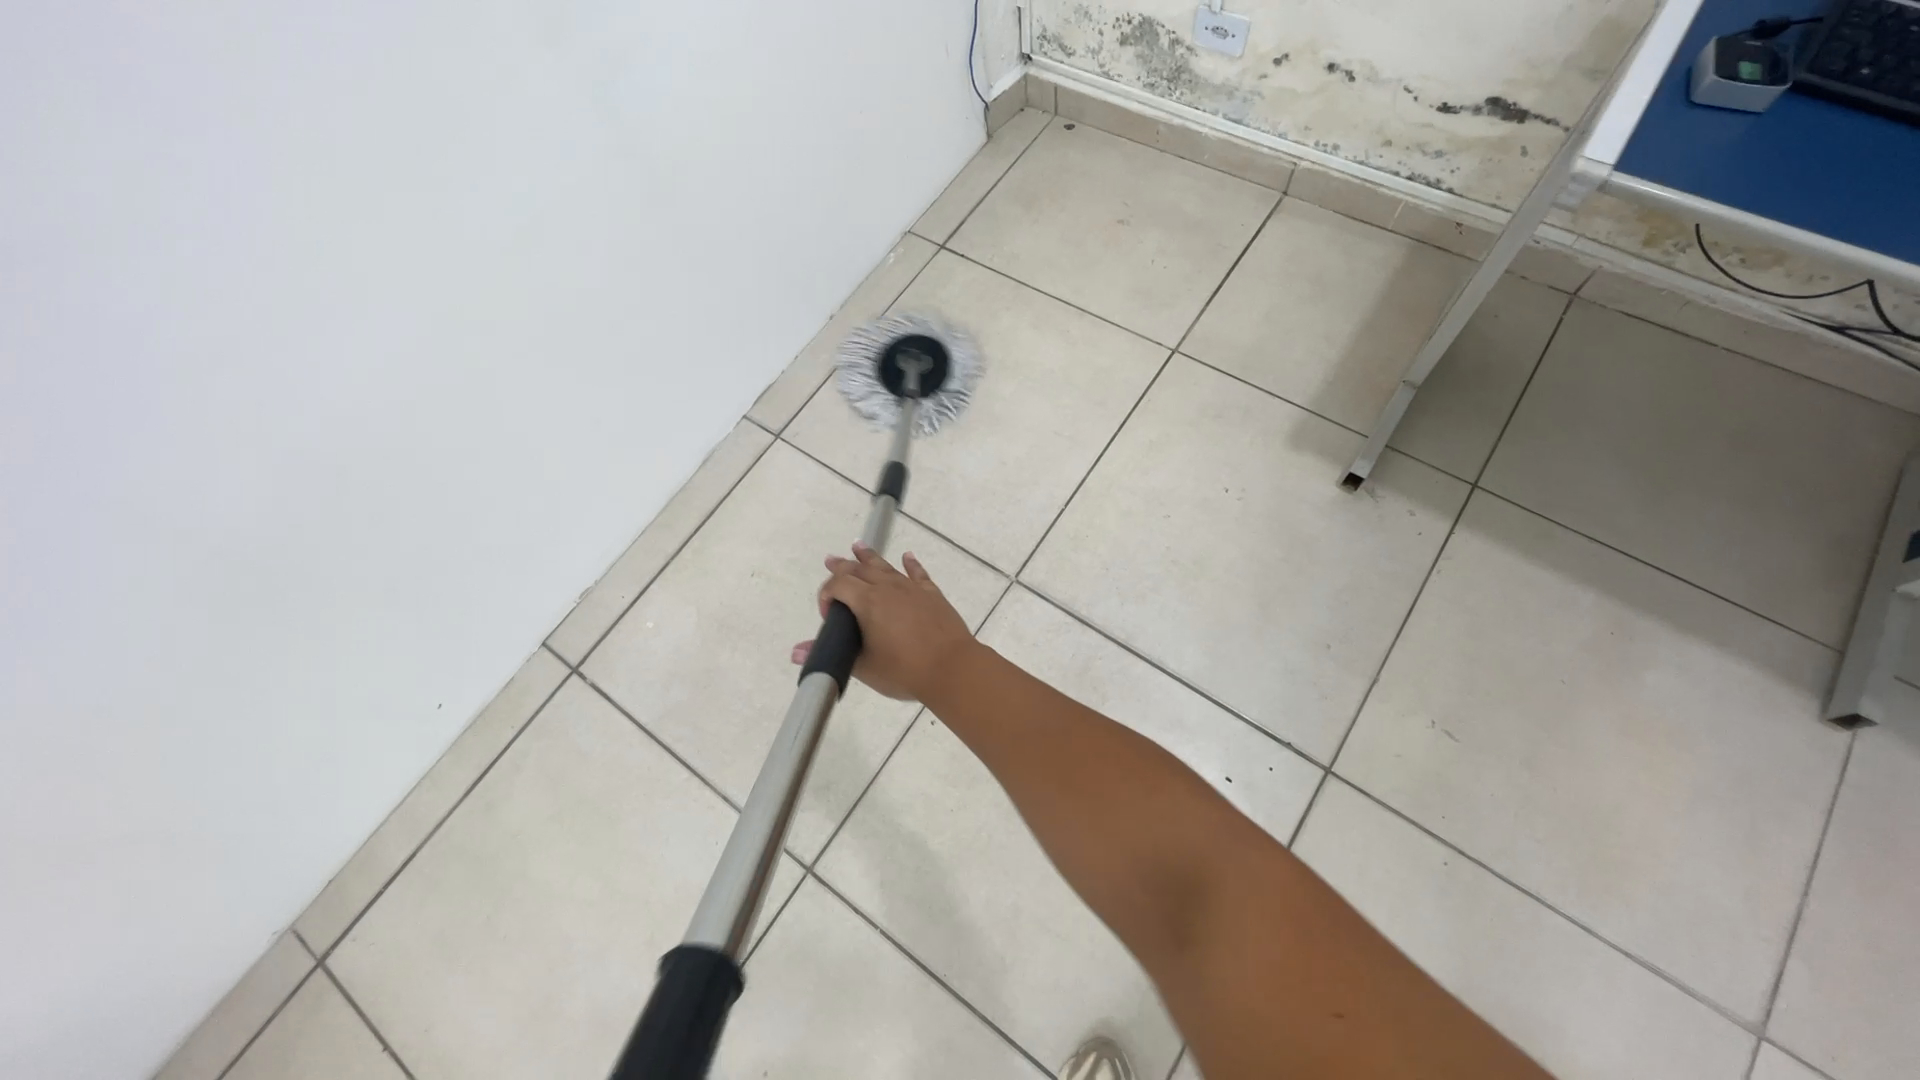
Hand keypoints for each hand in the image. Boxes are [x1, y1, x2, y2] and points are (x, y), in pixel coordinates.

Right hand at [790, 542, 976, 700]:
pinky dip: (911, 564)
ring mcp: (912, 589)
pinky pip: (918, 573)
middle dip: (843, 566)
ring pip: (886, 567)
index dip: (827, 595)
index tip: (828, 616)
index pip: (839, 585)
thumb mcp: (863, 666)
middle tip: (831, 560)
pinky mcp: (932, 595)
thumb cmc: (904, 671)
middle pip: (860, 570)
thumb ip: (831, 656)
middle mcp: (888, 588)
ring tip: (858, 546)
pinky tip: (908, 557)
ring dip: (870, 556)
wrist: (952, 669)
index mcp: (868, 602)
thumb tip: (795, 654)